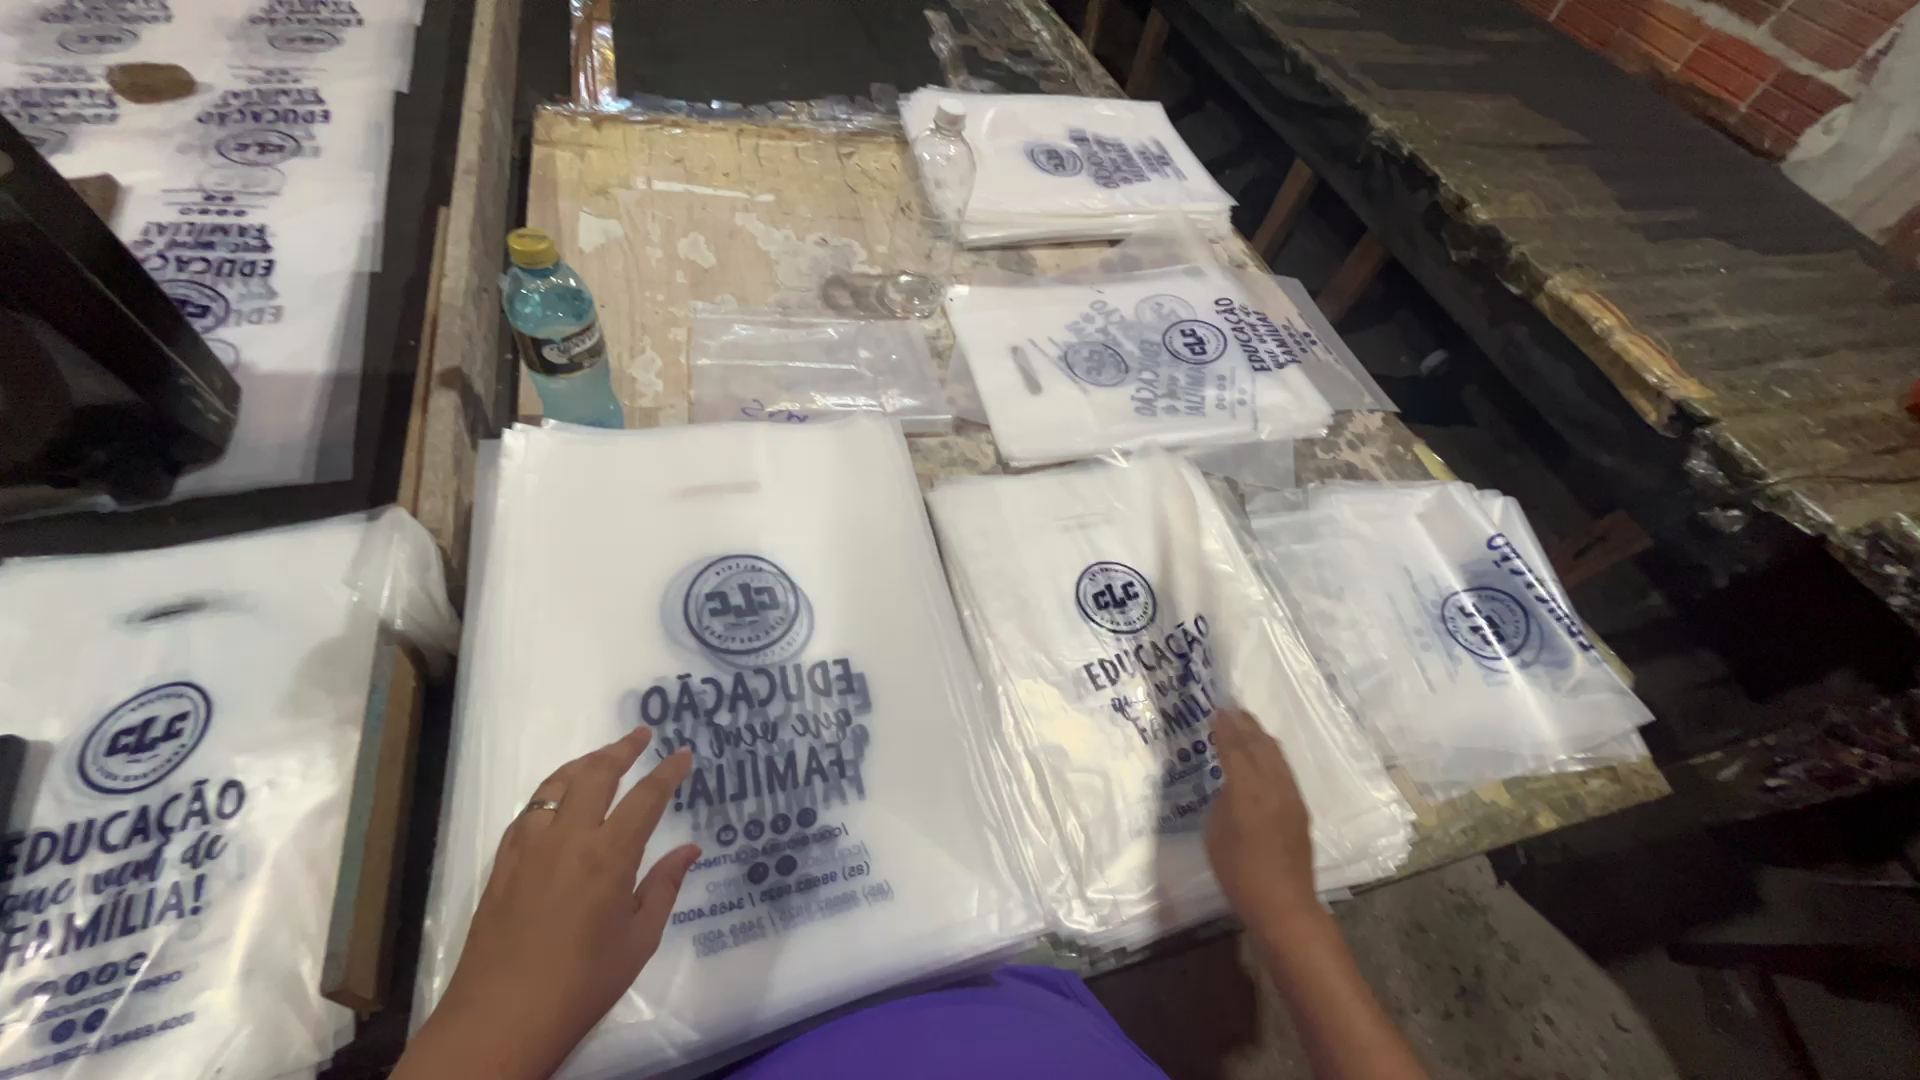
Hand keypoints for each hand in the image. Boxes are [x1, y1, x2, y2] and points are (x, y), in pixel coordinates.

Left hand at [397, 728, 698, 1079]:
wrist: (499, 1022)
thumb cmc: (582, 984)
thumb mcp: (639, 939)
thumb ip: (664, 886)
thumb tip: (690, 849)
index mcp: (609, 856)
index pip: (646, 797)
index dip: (668, 772)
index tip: (682, 754)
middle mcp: (569, 840)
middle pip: (595, 775)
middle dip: (622, 749)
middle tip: (642, 734)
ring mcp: (529, 849)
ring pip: (556, 786)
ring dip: (584, 764)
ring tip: (602, 757)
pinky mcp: (502, 866)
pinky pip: (529, 813)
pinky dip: (550, 794)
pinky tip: (558, 801)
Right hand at [1205, 707, 1320, 930]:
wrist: (1284, 905)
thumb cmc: (1239, 873)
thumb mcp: (1216, 833)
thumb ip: (1223, 800)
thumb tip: (1231, 785)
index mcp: (1247, 793)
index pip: (1234, 750)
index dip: (1224, 729)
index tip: (1216, 711)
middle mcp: (1273, 788)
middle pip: (1259, 746)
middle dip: (1245, 725)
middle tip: (1231, 708)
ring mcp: (1291, 797)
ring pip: (1276, 755)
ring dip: (1260, 736)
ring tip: (1248, 722)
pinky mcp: (1301, 809)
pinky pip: (1284, 770)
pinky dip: (1271, 754)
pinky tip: (1265, 752)